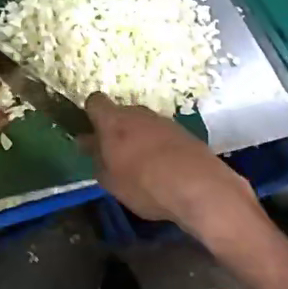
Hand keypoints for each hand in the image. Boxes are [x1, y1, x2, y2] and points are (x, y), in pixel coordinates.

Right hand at [85, 94, 258, 241]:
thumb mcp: (110, 180)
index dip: (91, 115)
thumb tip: (88, 143)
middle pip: (121, 113)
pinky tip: (164, 171)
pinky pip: (163, 135)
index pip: (95, 101)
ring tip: (142, 168)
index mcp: (113, 120)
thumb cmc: (143, 183)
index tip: (92, 134)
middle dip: (117, 131)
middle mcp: (137, 113)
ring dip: (139, 139)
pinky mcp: (185, 133)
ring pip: (143, 124)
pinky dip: (160, 148)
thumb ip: (96, 159)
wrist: (200, 187)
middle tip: (115, 157)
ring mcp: (164, 121)